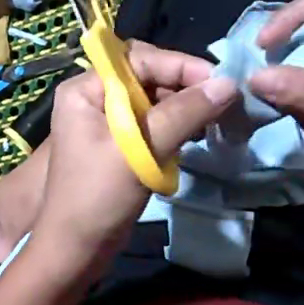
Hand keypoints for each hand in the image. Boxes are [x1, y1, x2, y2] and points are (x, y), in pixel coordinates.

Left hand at [37, 42, 238, 253]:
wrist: (76, 245)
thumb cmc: (98, 195)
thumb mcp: (139, 150)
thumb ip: (182, 113)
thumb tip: (227, 84)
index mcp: (83, 90)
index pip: (136, 59)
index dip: (178, 65)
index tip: (220, 83)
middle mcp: (91, 98)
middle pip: (146, 75)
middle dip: (185, 84)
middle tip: (224, 102)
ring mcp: (103, 121)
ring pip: (153, 98)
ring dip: (185, 105)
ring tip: (217, 119)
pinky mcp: (117, 143)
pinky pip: (152, 121)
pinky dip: (176, 124)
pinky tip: (197, 135)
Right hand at [247, 0, 303, 218]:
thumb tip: (254, 76)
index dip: (291, 20)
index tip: (262, 47)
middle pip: (300, 34)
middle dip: (269, 51)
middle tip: (240, 71)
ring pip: (284, 66)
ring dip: (261, 78)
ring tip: (238, 91)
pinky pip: (280, 97)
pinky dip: (261, 101)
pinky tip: (246, 107)